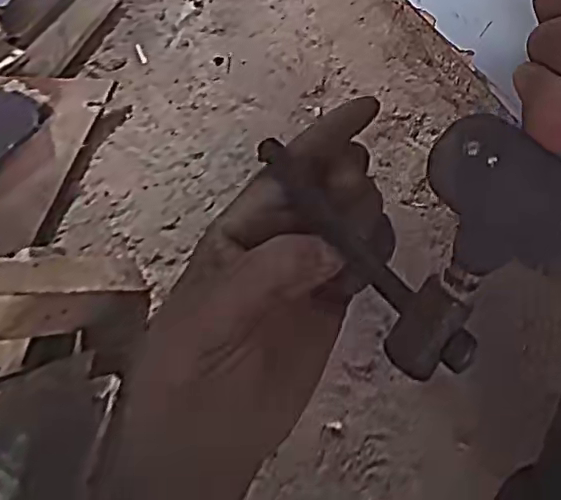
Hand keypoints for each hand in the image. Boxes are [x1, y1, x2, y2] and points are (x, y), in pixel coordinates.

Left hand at [95, 98, 387, 498]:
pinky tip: (362, 273)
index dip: (327, 134)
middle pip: (331, 183)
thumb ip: (267, 274)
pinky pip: (367, 256)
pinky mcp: (335, 295)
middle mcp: (283, 236)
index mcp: (244, 227)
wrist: (200, 452)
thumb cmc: (185, 378)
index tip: (366, 109)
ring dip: (365, 214)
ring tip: (354, 246)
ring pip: (356, 214)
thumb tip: (331, 247)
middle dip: (348, 176)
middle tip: (351, 199)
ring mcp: (311, 265)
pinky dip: (375, 252)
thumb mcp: (208, 321)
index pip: (291, 168)